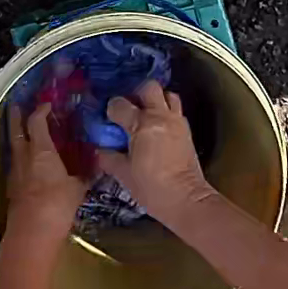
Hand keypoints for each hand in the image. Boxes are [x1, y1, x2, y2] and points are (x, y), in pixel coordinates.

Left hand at [4, 104, 86, 252]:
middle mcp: (24, 156)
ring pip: (14, 147)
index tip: (46, 104)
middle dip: (16, 116)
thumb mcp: (77, 188)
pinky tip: (28, 163)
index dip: (40, 110)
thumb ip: (84, 174)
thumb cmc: (56, 205)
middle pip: (16, 130)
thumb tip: (95, 165)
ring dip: (17, 137)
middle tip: (16, 105)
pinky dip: (21, 157)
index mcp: (41, 150)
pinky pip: (16, 164)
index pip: (37, 122)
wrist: (32, 234)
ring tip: (24, 132)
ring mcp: (15, 172)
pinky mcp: (12, 188)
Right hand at [95, 81, 215, 224]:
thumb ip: (109, 158)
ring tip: (147, 114)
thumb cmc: (152, 188)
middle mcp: (161, 117)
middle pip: (149, 87)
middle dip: (137, 93)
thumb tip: (100, 151)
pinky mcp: (187, 132)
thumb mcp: (124, 175)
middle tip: (129, 107)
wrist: (187, 201)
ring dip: (157, 100)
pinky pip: (176, 111)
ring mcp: (177, 122)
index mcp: (141, 125)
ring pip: (168, 95)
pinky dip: (167, 113)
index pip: (120, 104)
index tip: (108, 118)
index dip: (111, 109)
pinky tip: (159, 128)